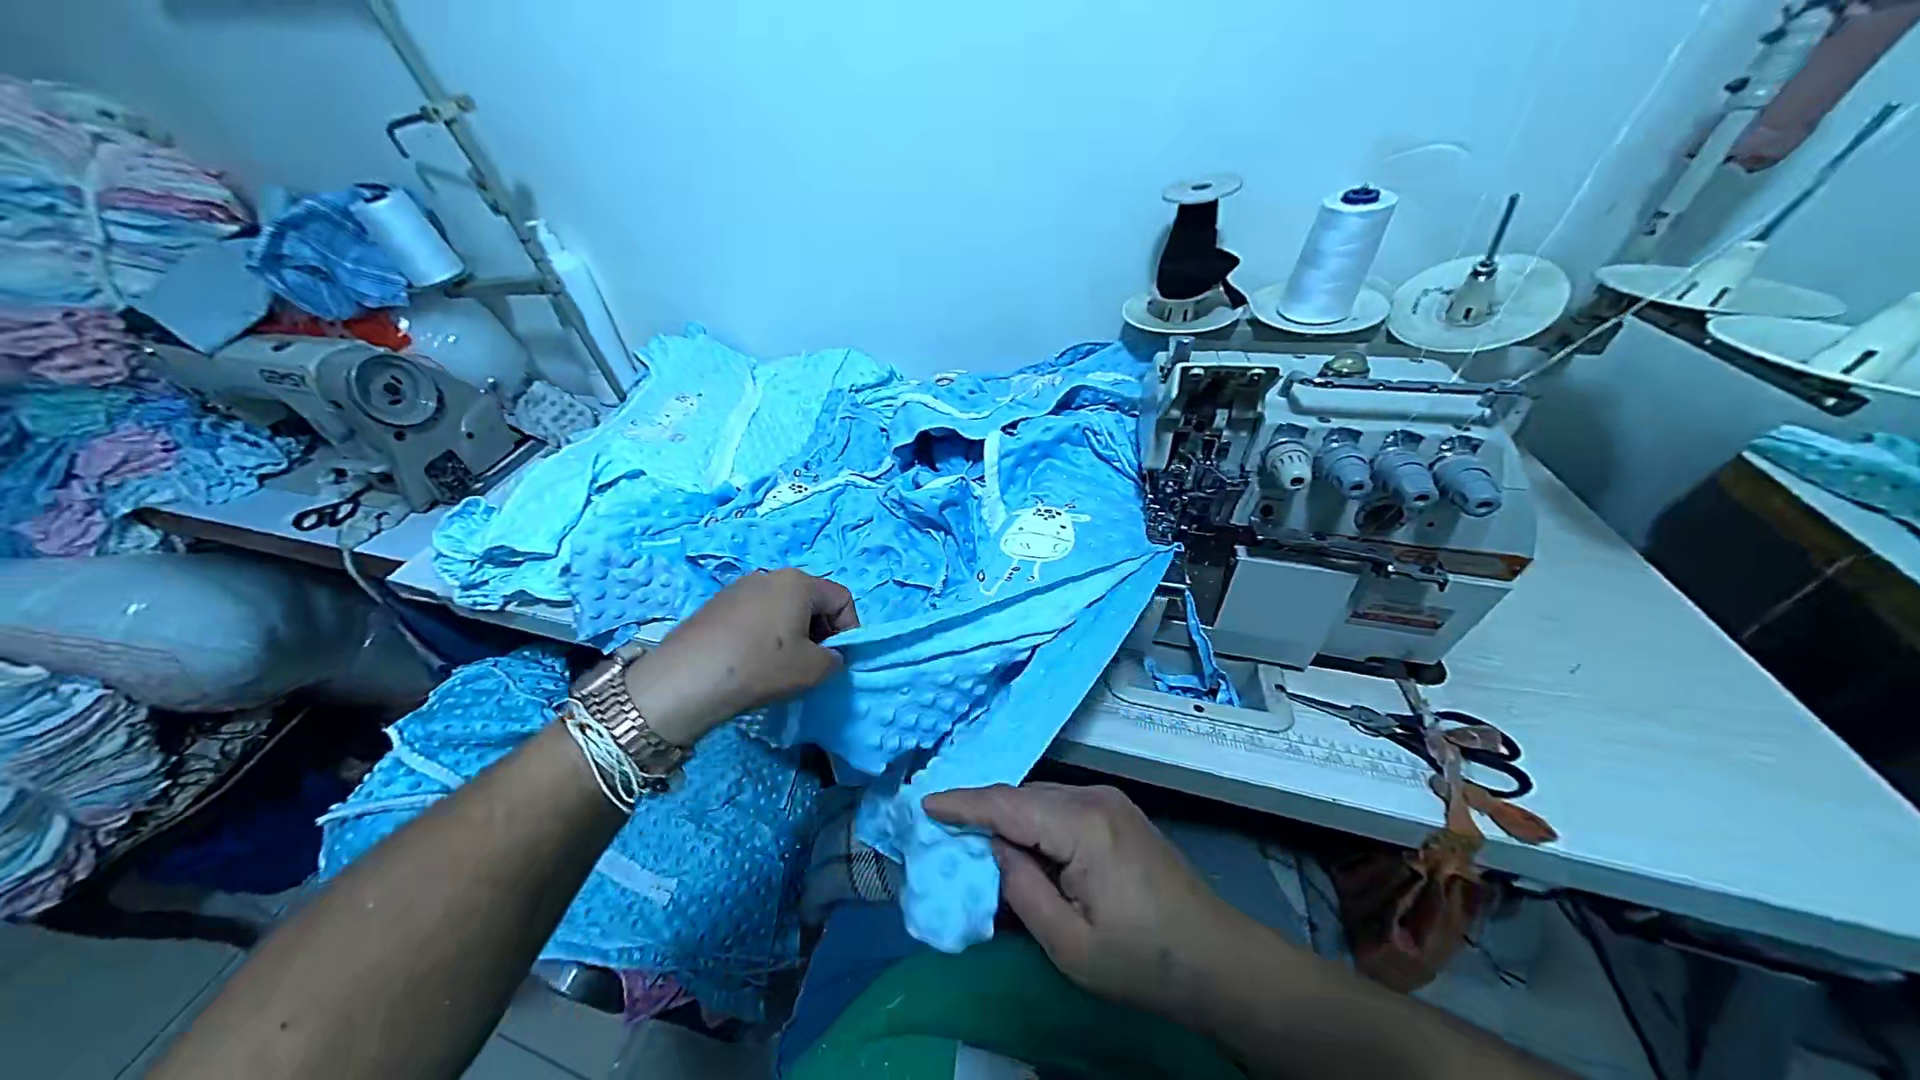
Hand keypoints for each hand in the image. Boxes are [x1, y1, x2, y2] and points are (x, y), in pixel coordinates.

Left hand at [623, 569, 857, 744]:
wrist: (685, 680)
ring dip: (792, 634)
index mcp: (798, 581)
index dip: (849, 630)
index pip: (841, 599)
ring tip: (780, 666)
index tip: (838, 659)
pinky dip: (764, 636)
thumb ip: (836, 659)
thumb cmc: (760, 667)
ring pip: (782, 608)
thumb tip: (830, 656)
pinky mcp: (716, 605)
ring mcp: (738, 588)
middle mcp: (769, 575)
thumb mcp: (813, 670)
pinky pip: (756, 616)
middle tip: (811, 664)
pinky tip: (751, 662)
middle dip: (820, 631)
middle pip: (811, 601)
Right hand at [923, 782, 1264, 1027]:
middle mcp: (1095, 799)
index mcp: (1083, 826)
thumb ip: (1021, 889)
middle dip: (981, 809)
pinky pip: (1060, 805)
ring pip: (1041, 798)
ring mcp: (1109, 801)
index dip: (963, 804)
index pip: (1008, 805)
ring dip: (1007, 814)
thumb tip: (994, 848)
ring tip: (970, 834)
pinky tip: (1018, 840)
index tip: (925, 802)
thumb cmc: (1142, 961)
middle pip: (1023, 796)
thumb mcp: (1069, 944)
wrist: (1217, 959)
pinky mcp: (1117, 811)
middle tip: (941, 826)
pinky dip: (1031, 819)